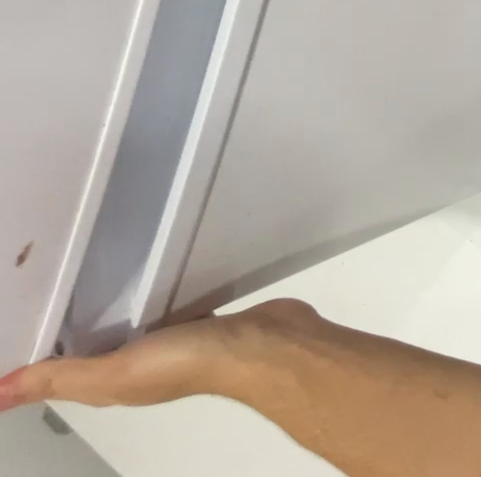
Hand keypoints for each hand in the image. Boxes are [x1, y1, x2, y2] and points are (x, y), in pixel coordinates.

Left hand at [0, 298, 314, 411]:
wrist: (270, 344)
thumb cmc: (190, 361)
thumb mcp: (117, 372)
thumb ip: (61, 377)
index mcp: (115, 384)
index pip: (65, 372)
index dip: (42, 356)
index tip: (30, 322)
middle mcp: (144, 367)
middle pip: (103, 348)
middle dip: (82, 328)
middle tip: (65, 289)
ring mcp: (184, 342)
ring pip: (143, 326)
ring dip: (129, 309)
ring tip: (112, 276)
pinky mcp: (216, 319)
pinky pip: (182, 306)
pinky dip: (171, 297)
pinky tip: (172, 278)